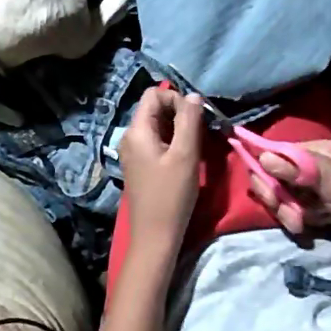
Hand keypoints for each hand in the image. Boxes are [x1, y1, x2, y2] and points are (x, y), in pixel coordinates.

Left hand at [120, 89, 204, 258]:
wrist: (155, 236)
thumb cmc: (171, 195)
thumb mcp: (186, 154)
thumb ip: (190, 121)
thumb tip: (194, 96)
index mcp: (136, 131)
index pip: (154, 94)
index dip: (177, 99)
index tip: (195, 119)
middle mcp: (130, 137)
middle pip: (155, 109)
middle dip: (180, 114)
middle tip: (200, 133)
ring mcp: (133, 152)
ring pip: (158, 126)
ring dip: (179, 130)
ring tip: (196, 147)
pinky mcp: (140, 165)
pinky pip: (157, 142)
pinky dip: (173, 143)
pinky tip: (186, 160)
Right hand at [250, 140, 330, 265]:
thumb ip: (302, 169)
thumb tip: (264, 156)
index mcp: (317, 152)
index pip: (274, 153)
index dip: (264, 172)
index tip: (270, 195)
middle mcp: (312, 166)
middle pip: (274, 177)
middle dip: (276, 198)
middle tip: (291, 216)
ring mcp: (315, 189)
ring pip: (283, 197)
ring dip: (287, 213)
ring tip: (302, 226)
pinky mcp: (319, 210)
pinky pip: (295, 211)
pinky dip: (298, 221)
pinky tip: (309, 229)